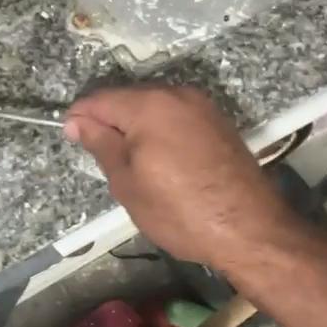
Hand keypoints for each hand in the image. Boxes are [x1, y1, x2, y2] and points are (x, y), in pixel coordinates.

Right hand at [63, 85, 292, 264]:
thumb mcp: (127, 183)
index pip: (99, 99)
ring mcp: (202, 106)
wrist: (252, 232)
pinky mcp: (219, 121)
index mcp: (148, 106)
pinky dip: (162, 130)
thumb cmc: (180, 212)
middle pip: (127, 98)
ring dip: (137, 126)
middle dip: (110, 122)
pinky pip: (176, 116)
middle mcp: (176, 95)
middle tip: (105, 159)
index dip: (80, 118)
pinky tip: (163, 160)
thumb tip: (77, 122)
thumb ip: (100, 144)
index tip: (73, 140)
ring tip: (135, 164)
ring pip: (153, 106)